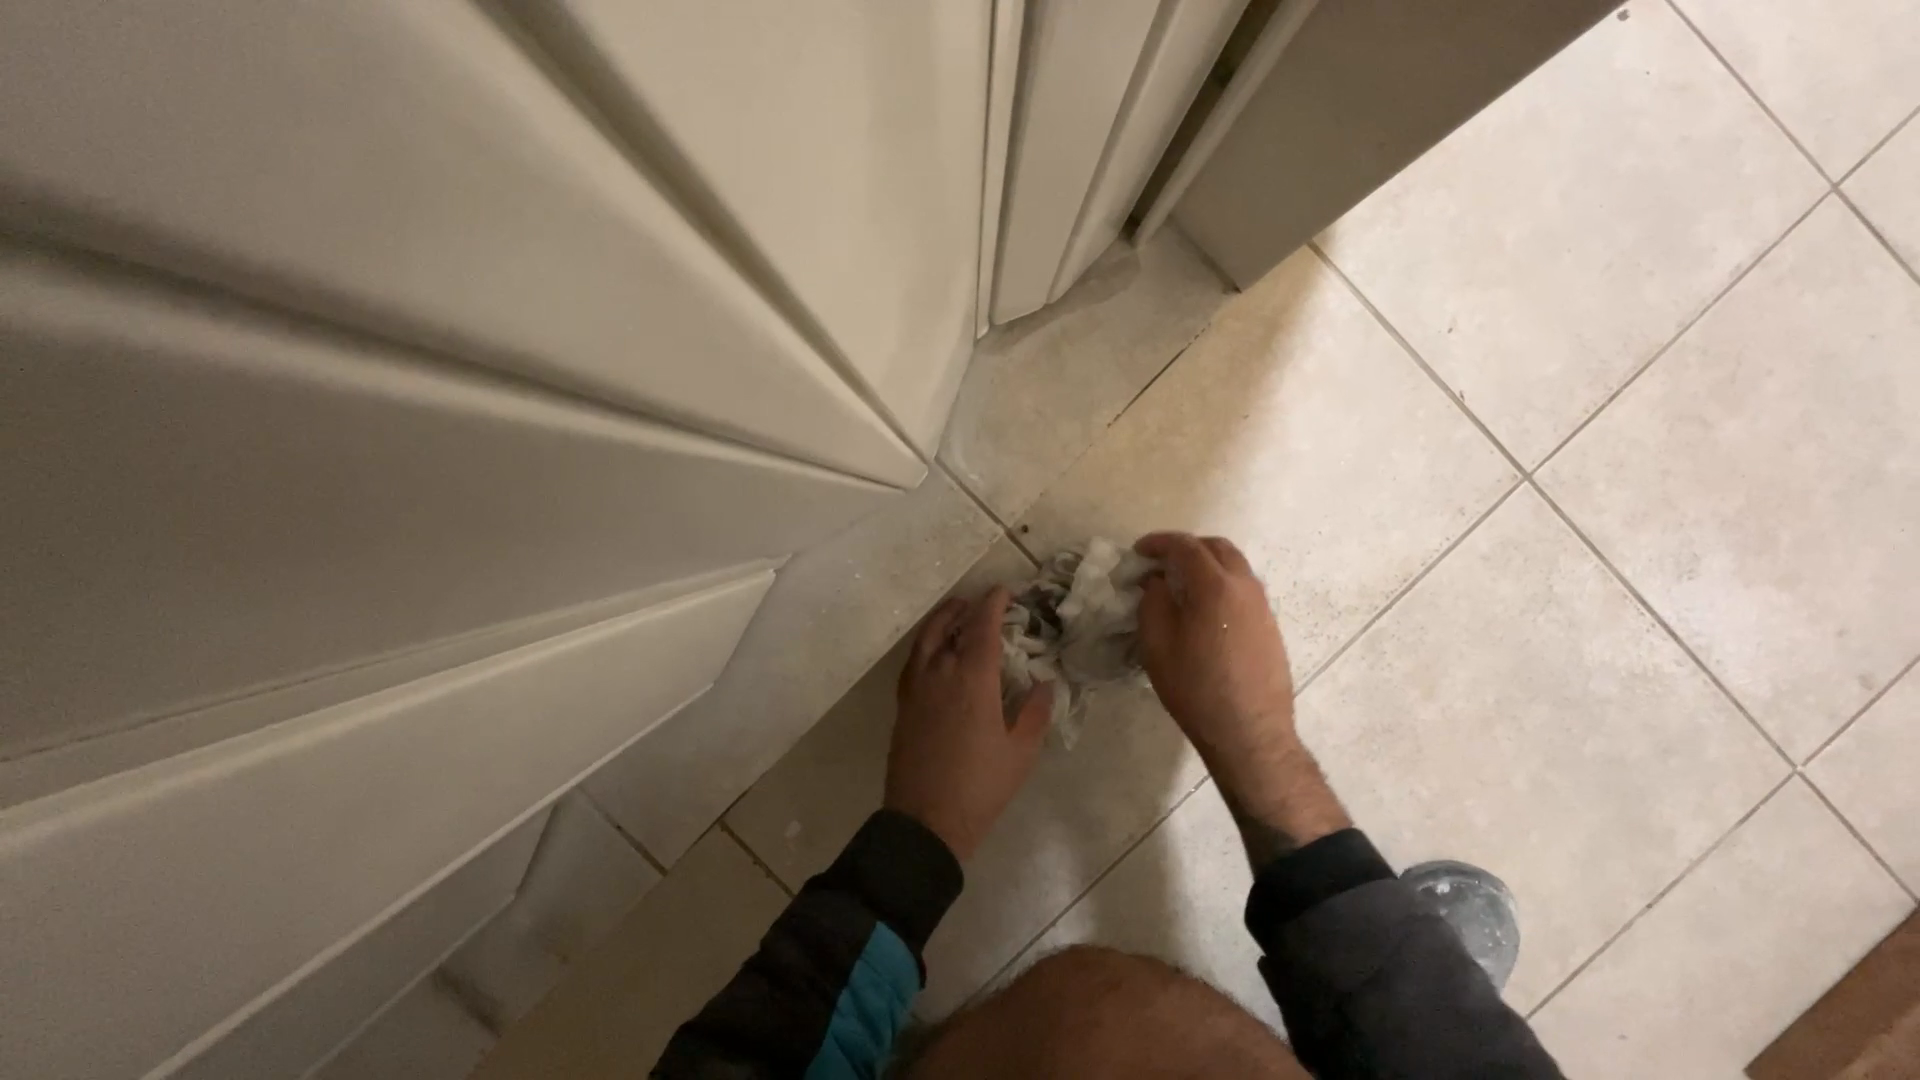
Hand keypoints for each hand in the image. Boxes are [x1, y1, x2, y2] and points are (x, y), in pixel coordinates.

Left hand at [887, 587, 1050, 861]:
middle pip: (948, 625)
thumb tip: (1042, 682)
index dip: (993, 603)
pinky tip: (936, 653)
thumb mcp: (1021, 751)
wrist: (925, 821)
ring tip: (957, 617)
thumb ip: (1034, 711)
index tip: (1003, 591)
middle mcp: (939, 673)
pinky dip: (927, 644)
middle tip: (981, 602)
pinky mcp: (903, 705)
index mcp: (972, 679)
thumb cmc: (980, 787)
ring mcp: (915, 688)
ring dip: (942, 621)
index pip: (982, 626)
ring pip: (925, 639)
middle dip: (966, 607)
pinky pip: (914, 661)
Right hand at [1134, 533, 1347, 860]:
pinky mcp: (1270, 626)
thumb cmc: (1195, 688)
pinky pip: (1244, 590)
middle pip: (1217, 548)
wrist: (1249, 732)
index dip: (1158, 543)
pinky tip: (1205, 612)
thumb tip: (1156, 580)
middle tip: (1161, 564)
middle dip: (1187, 548)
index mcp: (1214, 586)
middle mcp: (1244, 586)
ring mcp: (1263, 606)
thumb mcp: (1156, 645)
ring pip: (1235, 567)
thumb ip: (1153, 602)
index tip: (1139, 552)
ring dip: (1207, 565)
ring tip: (1181, 587)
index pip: (1185, 547)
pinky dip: (1221, 585)